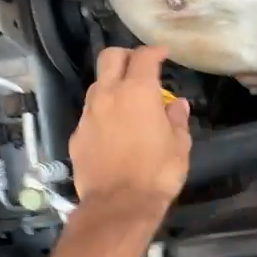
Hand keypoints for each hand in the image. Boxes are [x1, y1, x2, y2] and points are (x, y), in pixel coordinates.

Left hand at [68, 46, 191, 221]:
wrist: (119, 205)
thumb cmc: (157, 173)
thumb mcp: (179, 146)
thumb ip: (177, 120)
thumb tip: (176, 105)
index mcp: (138, 92)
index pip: (143, 57)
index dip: (154, 51)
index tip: (163, 53)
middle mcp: (108, 95)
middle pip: (110, 57)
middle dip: (126, 55)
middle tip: (139, 66)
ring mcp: (88, 114)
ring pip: (97, 85)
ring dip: (112, 85)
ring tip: (127, 100)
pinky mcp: (77, 135)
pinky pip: (90, 114)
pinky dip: (103, 113)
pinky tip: (114, 129)